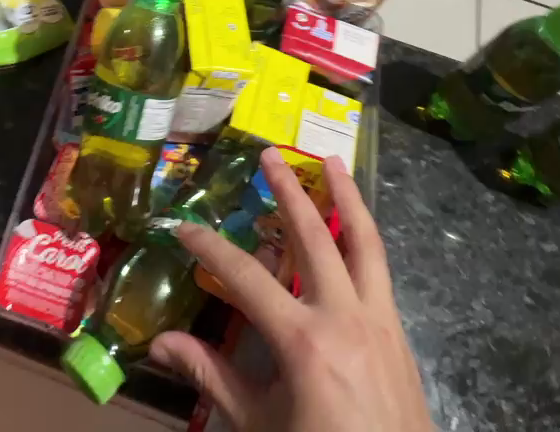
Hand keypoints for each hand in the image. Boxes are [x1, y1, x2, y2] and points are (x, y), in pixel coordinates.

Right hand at [151, 150, 432, 431]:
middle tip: (270, 155)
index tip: (183, 227)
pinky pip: (379, 270)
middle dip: (289, 191)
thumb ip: (213, 376)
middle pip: (314, 237)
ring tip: (333, 160)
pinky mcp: (398, 333)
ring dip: (346, 197)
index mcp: (304, 341)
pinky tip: (353, 227)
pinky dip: (364, 237)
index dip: (210, 248)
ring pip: (364, 242)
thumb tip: (161, 343)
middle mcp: (344, 317)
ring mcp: (379, 320)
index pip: (245, 277)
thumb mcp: (260, 424)